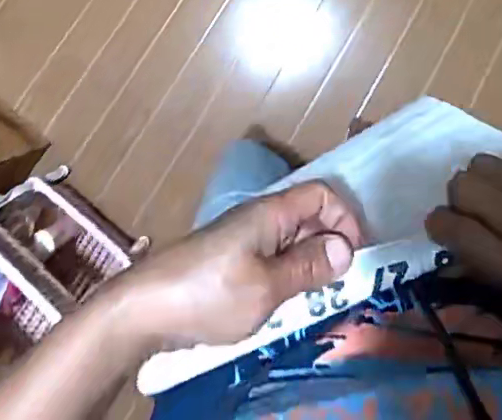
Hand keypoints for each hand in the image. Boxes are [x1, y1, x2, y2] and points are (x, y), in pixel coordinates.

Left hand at [106, 181, 362, 354]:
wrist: (145, 307)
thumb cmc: (209, 293)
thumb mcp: (266, 288)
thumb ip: (307, 267)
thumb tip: (347, 248)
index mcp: (271, 212)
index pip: (321, 194)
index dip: (345, 218)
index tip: (356, 257)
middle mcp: (261, 216)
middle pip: (309, 216)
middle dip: (331, 245)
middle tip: (340, 287)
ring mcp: (245, 237)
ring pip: (292, 239)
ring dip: (311, 264)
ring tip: (317, 301)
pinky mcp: (233, 259)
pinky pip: (274, 257)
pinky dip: (289, 275)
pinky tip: (286, 304)